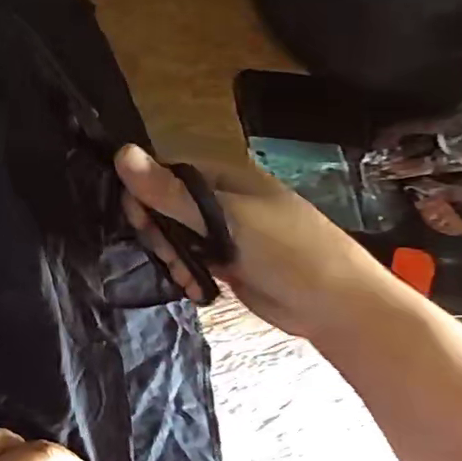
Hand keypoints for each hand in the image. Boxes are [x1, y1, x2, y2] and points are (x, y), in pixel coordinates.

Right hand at [113, 143, 400, 341]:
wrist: (340, 308)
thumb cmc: (288, 252)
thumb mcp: (224, 220)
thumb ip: (170, 193)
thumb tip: (121, 152)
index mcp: (223, 177)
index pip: (162, 174)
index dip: (143, 196)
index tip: (144, 225)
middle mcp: (219, 199)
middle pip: (163, 207)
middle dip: (158, 233)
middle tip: (170, 255)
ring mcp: (222, 231)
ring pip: (173, 236)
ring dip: (171, 257)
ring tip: (185, 276)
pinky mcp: (224, 259)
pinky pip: (187, 258)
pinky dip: (184, 272)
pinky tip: (194, 286)